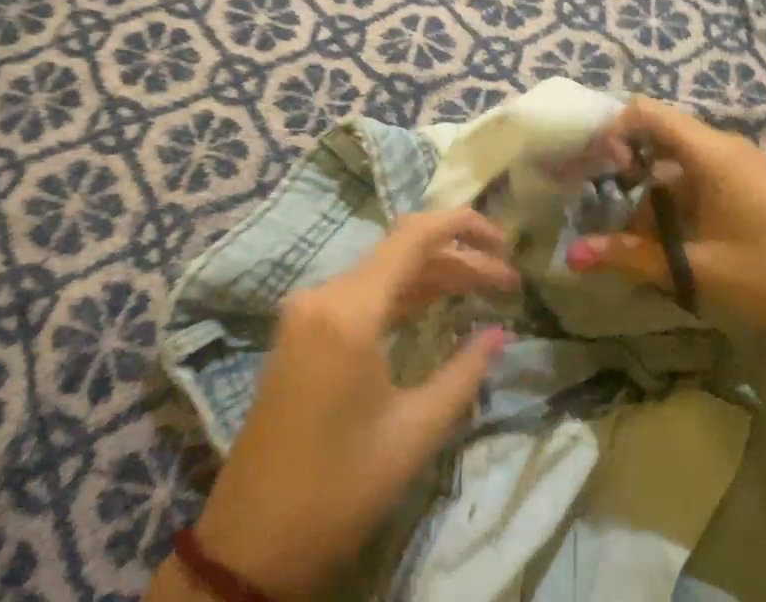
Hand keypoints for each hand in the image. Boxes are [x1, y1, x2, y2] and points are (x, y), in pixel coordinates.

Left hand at [167, 208, 517, 598]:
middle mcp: (323, 297)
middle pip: (402, 254)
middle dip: (460, 261)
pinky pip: (360, 298)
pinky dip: (403, 298)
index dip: (465, 225)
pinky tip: (438, 308)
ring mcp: (306, 315)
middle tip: (510, 284)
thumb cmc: (341, 486)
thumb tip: (500, 333)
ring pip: (382, 275)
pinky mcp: (300, 335)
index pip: (414, 235)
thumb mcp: (416, 430)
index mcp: (349, 311)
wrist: (255, 539)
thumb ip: (465, 372)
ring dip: (434, 279)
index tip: (508, 243)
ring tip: (487, 293)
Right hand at [567, 98, 765, 337]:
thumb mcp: (698, 268)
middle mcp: (722, 149)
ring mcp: (739, 168)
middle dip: (624, 178)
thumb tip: (573, 256)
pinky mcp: (748, 188)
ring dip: (650, 204)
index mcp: (710, 154)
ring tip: (633, 250)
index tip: (593, 173)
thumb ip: (631, 257)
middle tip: (597, 215)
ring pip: (675, 171)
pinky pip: (697, 185)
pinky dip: (675, 211)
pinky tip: (670, 251)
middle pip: (656, 143)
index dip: (610, 132)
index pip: (645, 112)